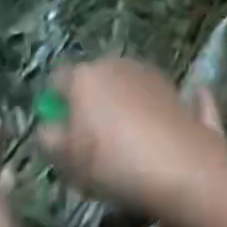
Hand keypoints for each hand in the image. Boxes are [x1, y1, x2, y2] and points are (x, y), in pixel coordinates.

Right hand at [34, 59, 226, 212]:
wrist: (177, 163)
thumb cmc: (112, 161)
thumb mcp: (67, 159)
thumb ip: (49, 138)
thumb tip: (48, 126)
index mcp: (83, 76)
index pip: (57, 79)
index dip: (55, 103)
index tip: (59, 131)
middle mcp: (114, 63)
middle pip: (93, 80)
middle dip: (89, 103)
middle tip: (90, 143)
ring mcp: (146, 71)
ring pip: (123, 85)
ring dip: (120, 104)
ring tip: (124, 145)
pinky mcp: (172, 85)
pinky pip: (152, 95)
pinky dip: (150, 107)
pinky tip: (154, 129)